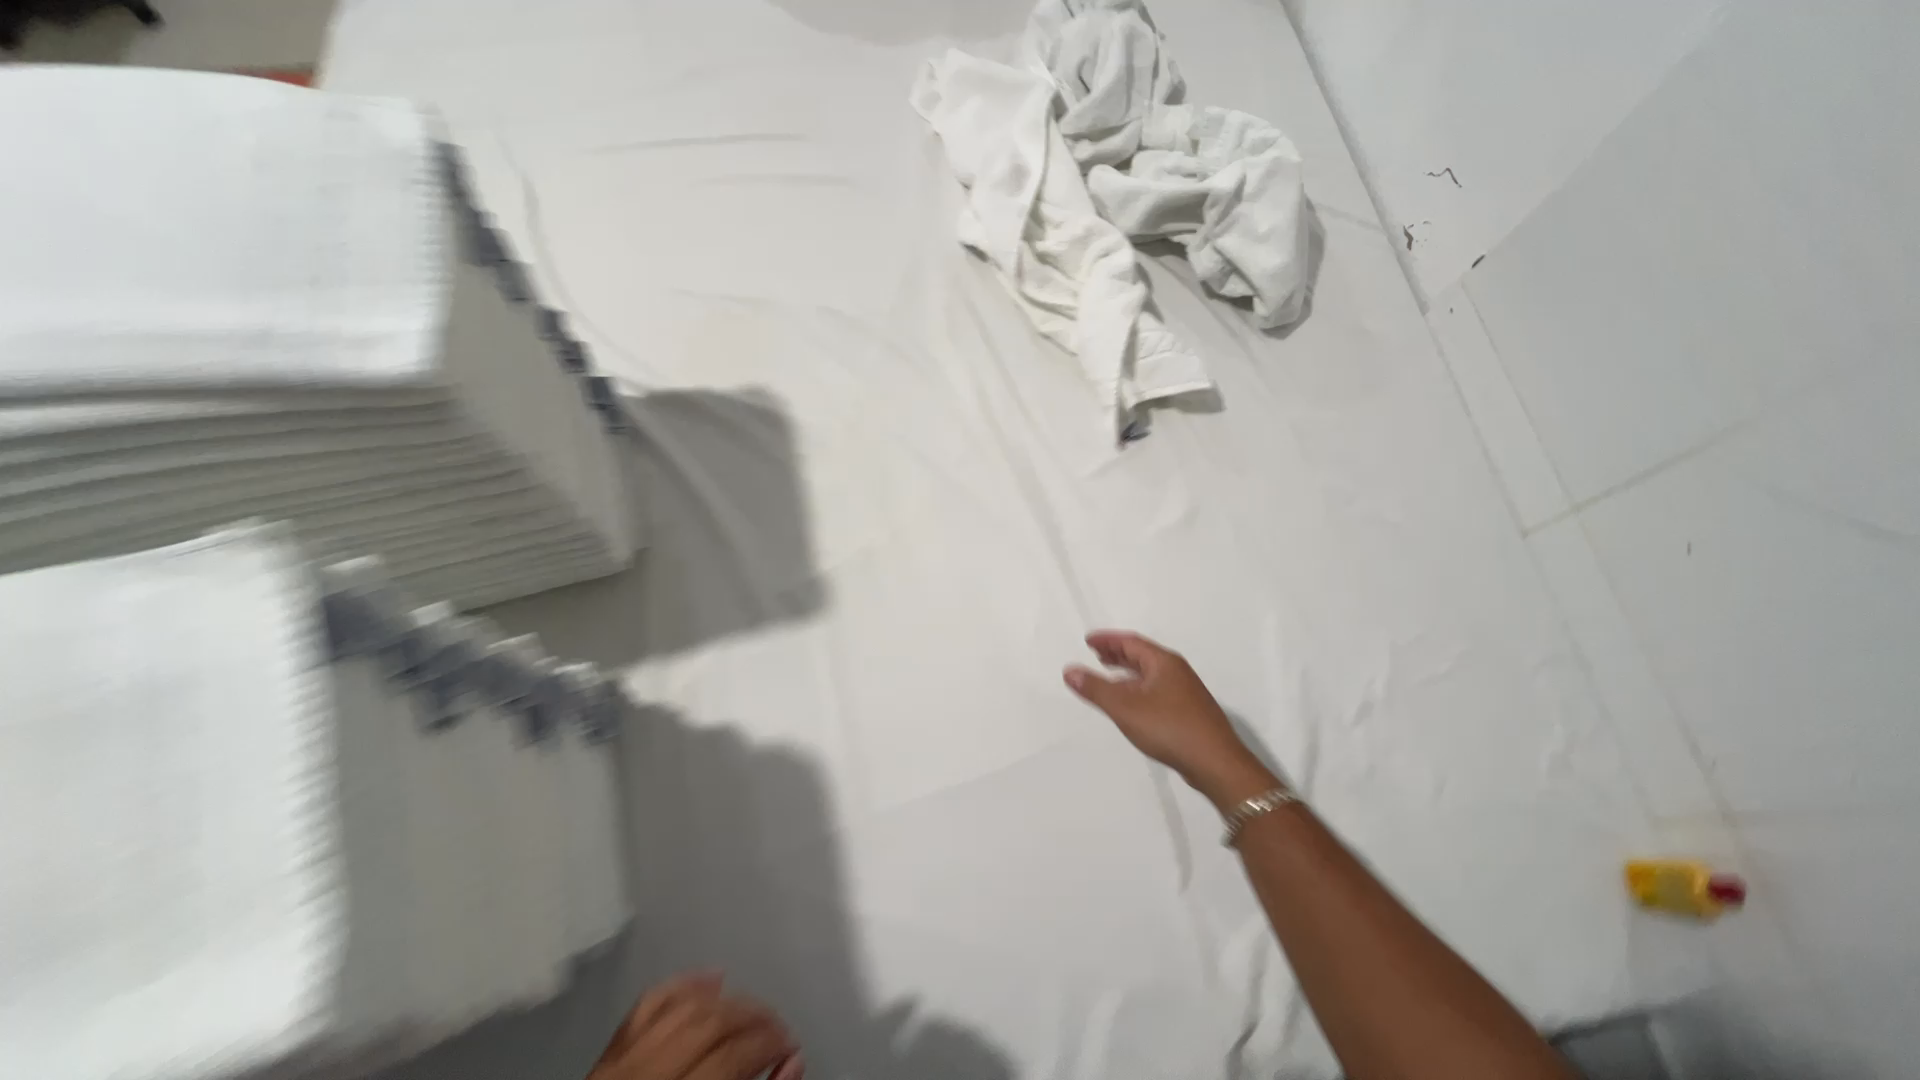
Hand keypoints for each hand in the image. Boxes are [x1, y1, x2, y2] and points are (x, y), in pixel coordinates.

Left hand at [590, 973, 804, 1079]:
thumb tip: (793, 1062)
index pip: (730, 1058)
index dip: (769, 1044)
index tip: (791, 1046)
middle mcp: (644, 1076)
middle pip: (709, 1024)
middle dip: (754, 1017)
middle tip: (779, 1027)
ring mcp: (618, 1064)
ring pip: (682, 1008)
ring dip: (726, 1000)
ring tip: (754, 1010)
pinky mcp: (606, 1055)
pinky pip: (649, 1005)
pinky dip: (683, 986)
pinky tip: (713, 980)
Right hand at [1064, 630, 1278, 808]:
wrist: (1215, 762)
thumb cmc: (1169, 728)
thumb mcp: (1125, 708)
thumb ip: (1095, 689)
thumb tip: (1069, 670)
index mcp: (1163, 663)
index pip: (1131, 642)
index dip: (1107, 640)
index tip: (1087, 640)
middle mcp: (1176, 672)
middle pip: (1142, 656)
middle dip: (1117, 654)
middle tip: (1096, 655)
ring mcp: (1185, 692)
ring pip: (1150, 675)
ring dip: (1127, 673)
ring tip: (1108, 678)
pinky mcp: (1188, 712)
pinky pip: (1156, 690)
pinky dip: (1138, 689)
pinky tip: (1131, 706)